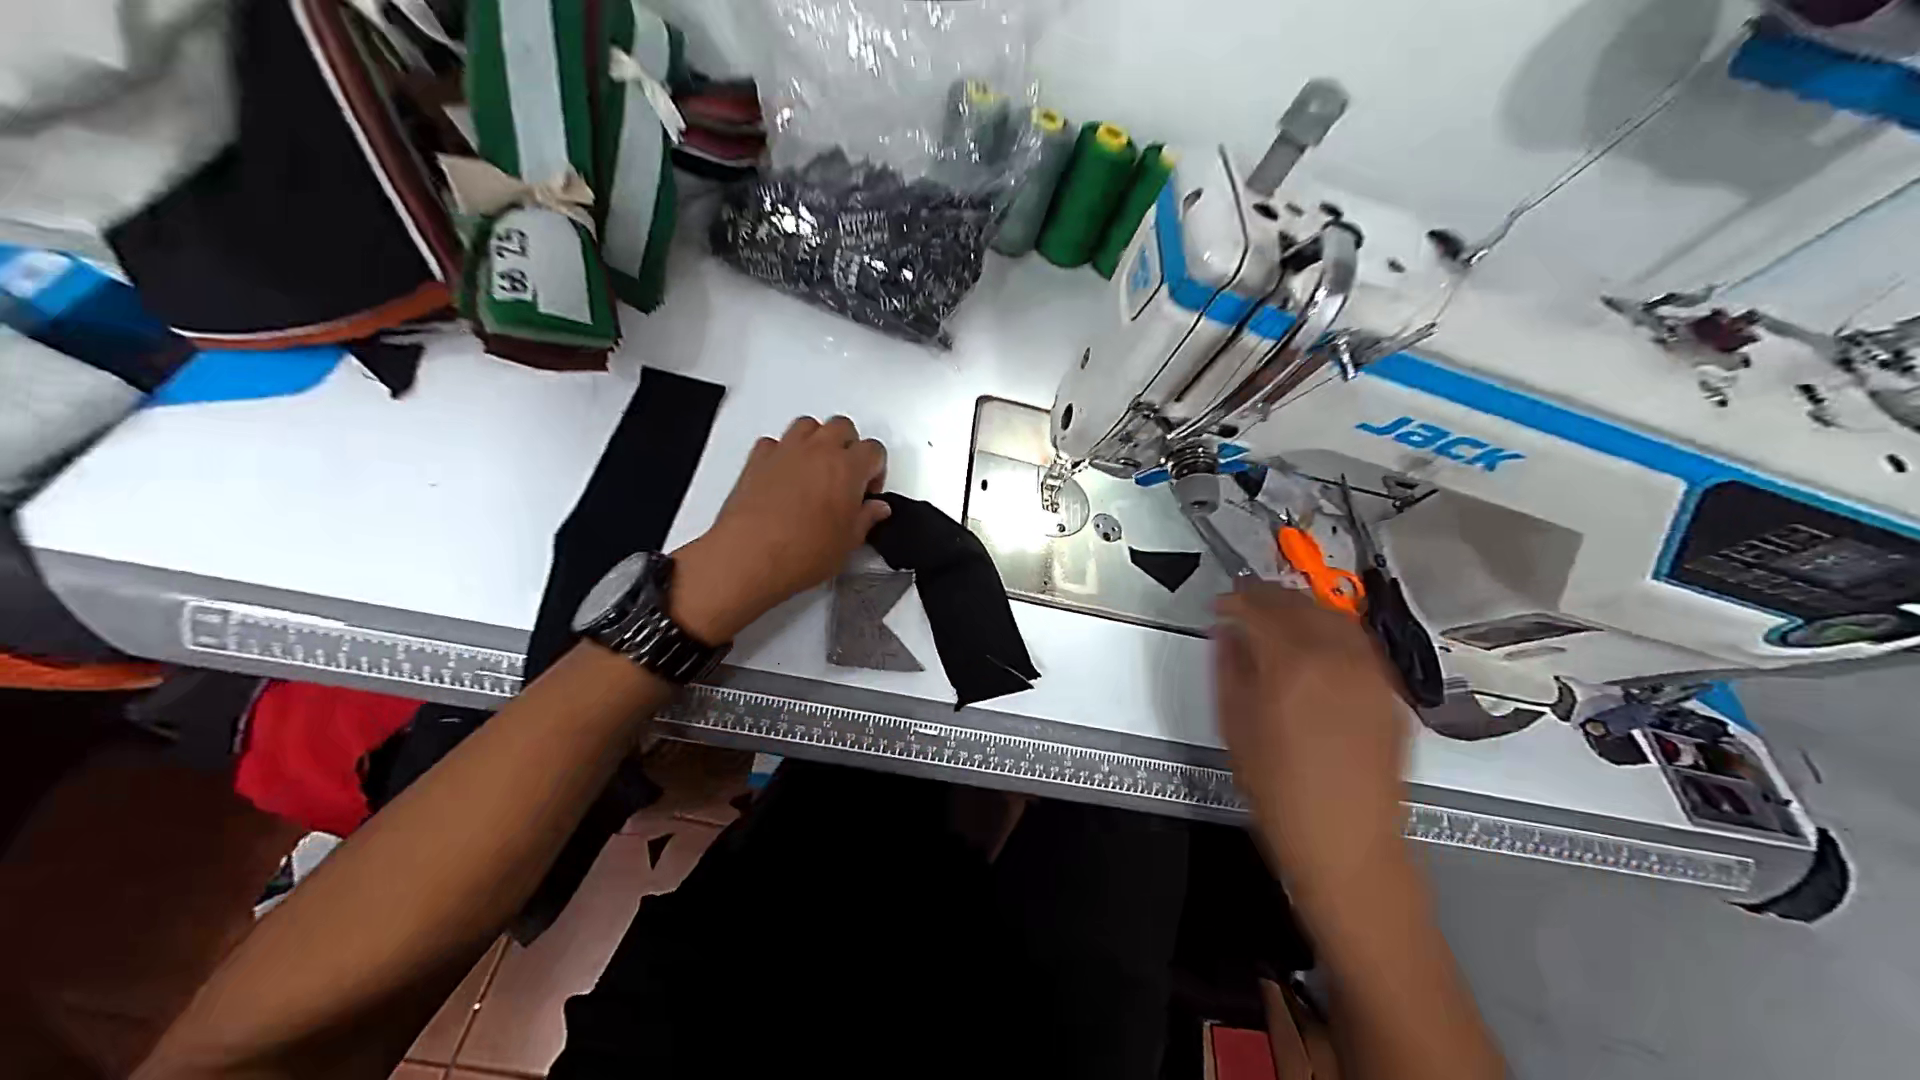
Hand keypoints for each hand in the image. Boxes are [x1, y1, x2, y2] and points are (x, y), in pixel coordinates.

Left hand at [671, 416, 889, 642]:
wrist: (750, 557)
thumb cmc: (798, 551)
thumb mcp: (848, 542)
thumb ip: (866, 518)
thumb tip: (874, 510)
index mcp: (848, 468)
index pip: (874, 450)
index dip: (876, 470)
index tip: (869, 490)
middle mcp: (818, 451)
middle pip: (842, 427)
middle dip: (849, 446)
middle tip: (848, 474)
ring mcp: (786, 452)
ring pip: (808, 425)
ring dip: (817, 440)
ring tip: (819, 467)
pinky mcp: (758, 460)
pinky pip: (775, 442)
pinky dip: (783, 451)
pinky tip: (786, 472)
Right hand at [1213, 582, 1411, 917]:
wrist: (1347, 843)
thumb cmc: (1278, 789)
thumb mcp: (1234, 725)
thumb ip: (1229, 668)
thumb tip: (1228, 633)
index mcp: (1292, 663)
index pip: (1260, 607)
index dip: (1236, 599)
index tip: (1222, 603)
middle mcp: (1337, 657)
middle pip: (1299, 602)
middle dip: (1267, 597)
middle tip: (1245, 603)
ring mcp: (1371, 672)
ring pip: (1333, 615)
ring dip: (1301, 607)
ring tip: (1278, 617)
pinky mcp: (1390, 690)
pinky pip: (1357, 642)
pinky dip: (1330, 629)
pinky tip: (1315, 644)